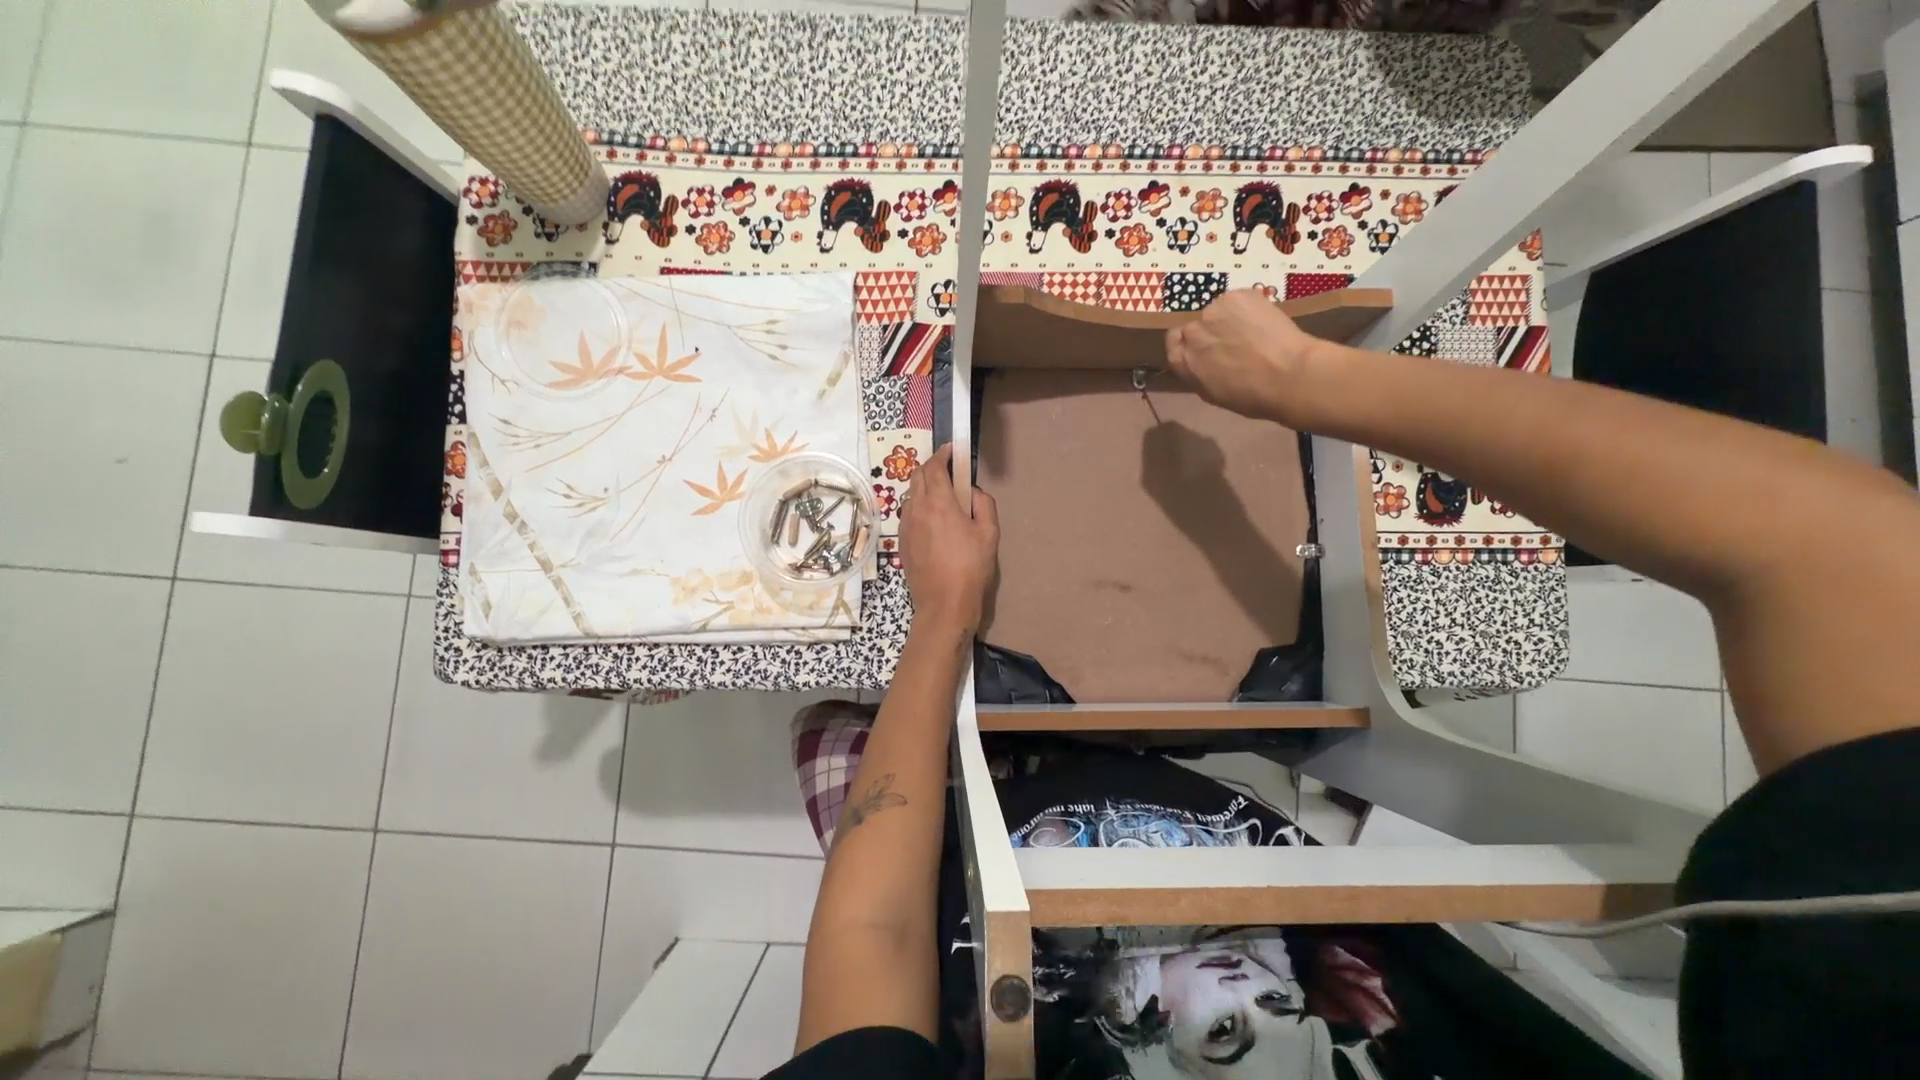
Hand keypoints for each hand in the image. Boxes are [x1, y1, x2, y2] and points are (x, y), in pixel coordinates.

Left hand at [900, 444, 999, 635]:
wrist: (944, 604)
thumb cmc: (971, 567)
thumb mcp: (989, 533)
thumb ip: (983, 504)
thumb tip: (973, 492)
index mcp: (938, 502)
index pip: (934, 466)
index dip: (943, 454)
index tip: (953, 451)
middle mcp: (917, 509)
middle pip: (918, 475)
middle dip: (932, 466)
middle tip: (949, 470)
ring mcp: (906, 526)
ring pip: (911, 494)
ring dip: (924, 486)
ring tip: (943, 495)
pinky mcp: (902, 542)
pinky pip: (908, 513)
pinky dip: (919, 506)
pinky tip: (934, 519)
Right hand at [1165, 289, 1321, 418]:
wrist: (1288, 375)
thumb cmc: (1251, 396)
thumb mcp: (1211, 393)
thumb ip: (1196, 371)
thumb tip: (1200, 360)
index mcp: (1182, 359)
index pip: (1173, 340)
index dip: (1190, 343)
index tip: (1206, 349)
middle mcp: (1192, 331)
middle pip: (1196, 324)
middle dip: (1211, 331)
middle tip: (1234, 342)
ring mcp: (1214, 310)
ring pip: (1218, 311)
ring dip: (1230, 318)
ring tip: (1253, 332)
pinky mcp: (1237, 295)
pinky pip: (1238, 300)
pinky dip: (1248, 308)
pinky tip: (1264, 322)